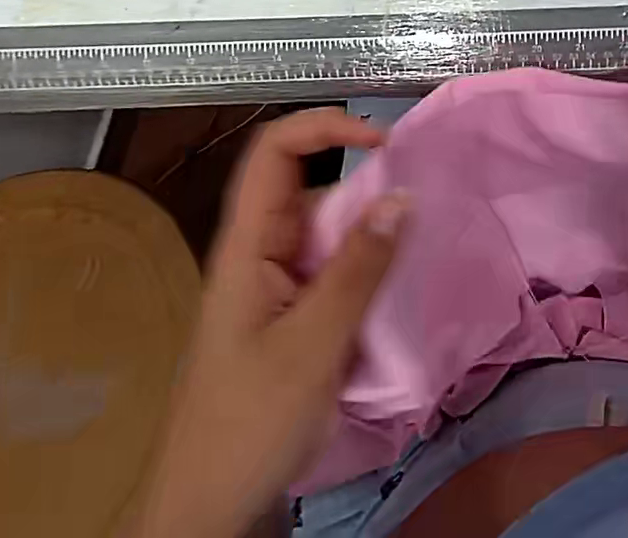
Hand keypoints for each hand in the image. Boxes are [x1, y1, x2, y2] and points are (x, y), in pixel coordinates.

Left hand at [133, 109, 408, 537]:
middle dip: (365, 183)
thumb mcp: (311, 346)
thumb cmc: (247, 425)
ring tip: (420, 243)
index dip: (324, 127)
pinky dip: (370, 263)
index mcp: (249, 244)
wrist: (207, 509)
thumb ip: (358, 270)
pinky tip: (401, 280)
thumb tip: (403, 198)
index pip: (275, 152)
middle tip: (418, 204)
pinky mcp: (295, 310)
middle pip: (310, 185)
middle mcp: (262, 250)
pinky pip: (337, 266)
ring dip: (372, 228)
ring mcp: (278, 281)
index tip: (381, 142)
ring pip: (330, 228)